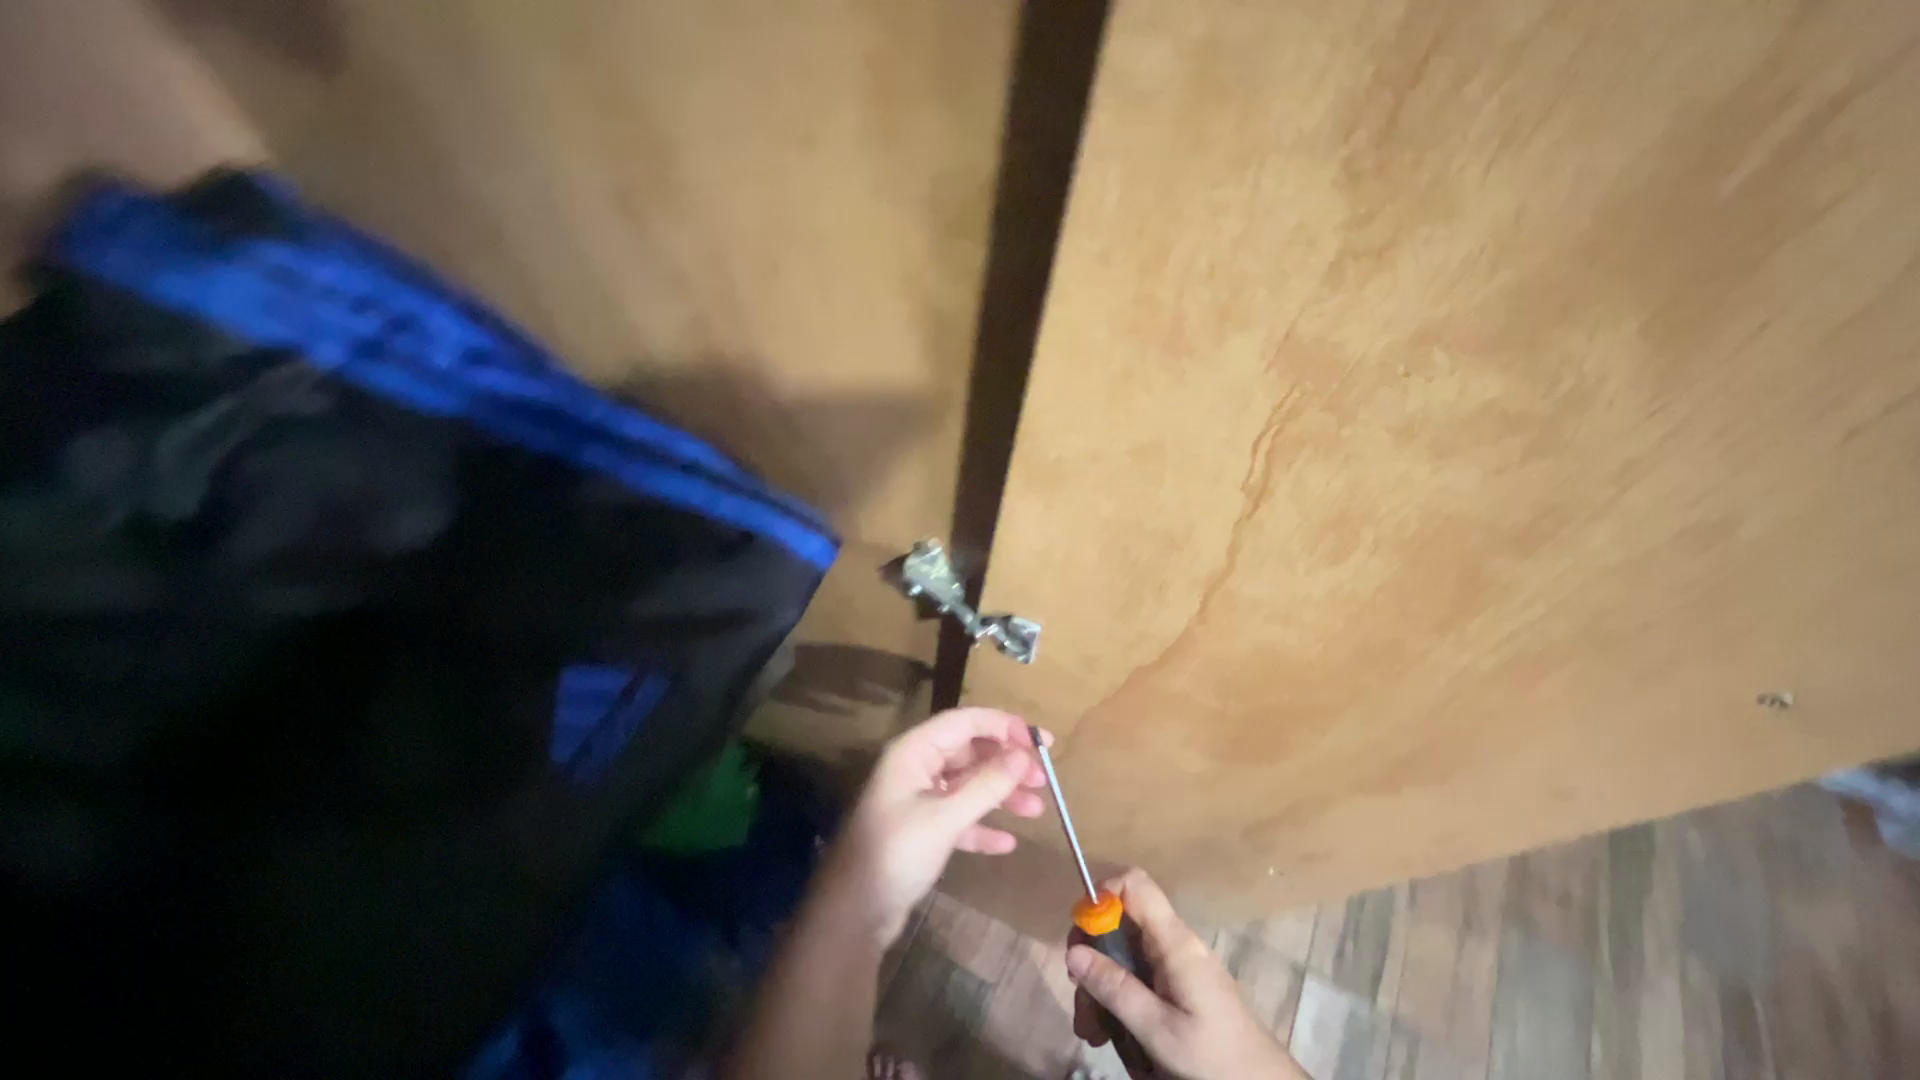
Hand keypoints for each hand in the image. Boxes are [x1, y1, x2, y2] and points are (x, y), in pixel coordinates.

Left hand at [815, 707, 1051, 945]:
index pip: (965, 722)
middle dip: (1007, 763)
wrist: (854, 911)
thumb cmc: (896, 852)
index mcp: (914, 752)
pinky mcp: (921, 831)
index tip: (1041, 741)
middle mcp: (915, 768)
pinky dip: (982, 826)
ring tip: (1036, 811)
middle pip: (969, 752)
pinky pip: (959, 817)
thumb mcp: (945, 818)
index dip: (1004, 726)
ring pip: (967, 785)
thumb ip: (986, 785)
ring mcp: (917, 800)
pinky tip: (1006, 843)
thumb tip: (1023, 756)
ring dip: (1000, 794)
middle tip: (1044, 781)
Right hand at [1068, 869, 1307, 1079]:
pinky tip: (1108, 1033)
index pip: (1135, 884)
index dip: (1103, 895)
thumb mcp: (1159, 1029)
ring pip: (1124, 956)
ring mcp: (1176, 965)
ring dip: (1101, 987)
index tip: (1082, 934)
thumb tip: (1073, 951)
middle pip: (1120, 925)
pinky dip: (1118, 999)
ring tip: (1091, 1031)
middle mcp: (1175, 944)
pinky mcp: (1178, 986)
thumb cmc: (1214, 1056)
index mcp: (1175, 942)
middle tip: (1079, 997)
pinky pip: (1138, 977)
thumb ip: (1116, 989)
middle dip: (1092, 957)